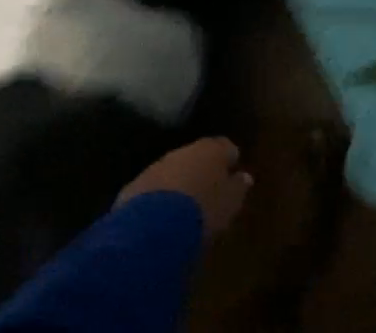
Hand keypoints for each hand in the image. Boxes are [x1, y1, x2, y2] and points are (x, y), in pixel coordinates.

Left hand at [118, 137, 253, 237]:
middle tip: (208, 193)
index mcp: (211, 150)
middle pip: (196, 157)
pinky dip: (158, 200)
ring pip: (172, 173)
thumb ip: (239, 187)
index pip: (226, 146)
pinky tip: (161, 220)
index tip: (232, 176)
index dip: (229, 160)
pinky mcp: (132, 189)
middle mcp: (182, 152)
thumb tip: (244, 177)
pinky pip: (152, 190)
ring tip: (183, 210)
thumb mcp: (231, 203)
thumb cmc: (204, 210)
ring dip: (178, 185)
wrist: (152, 229)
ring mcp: (155, 168)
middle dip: (201, 172)